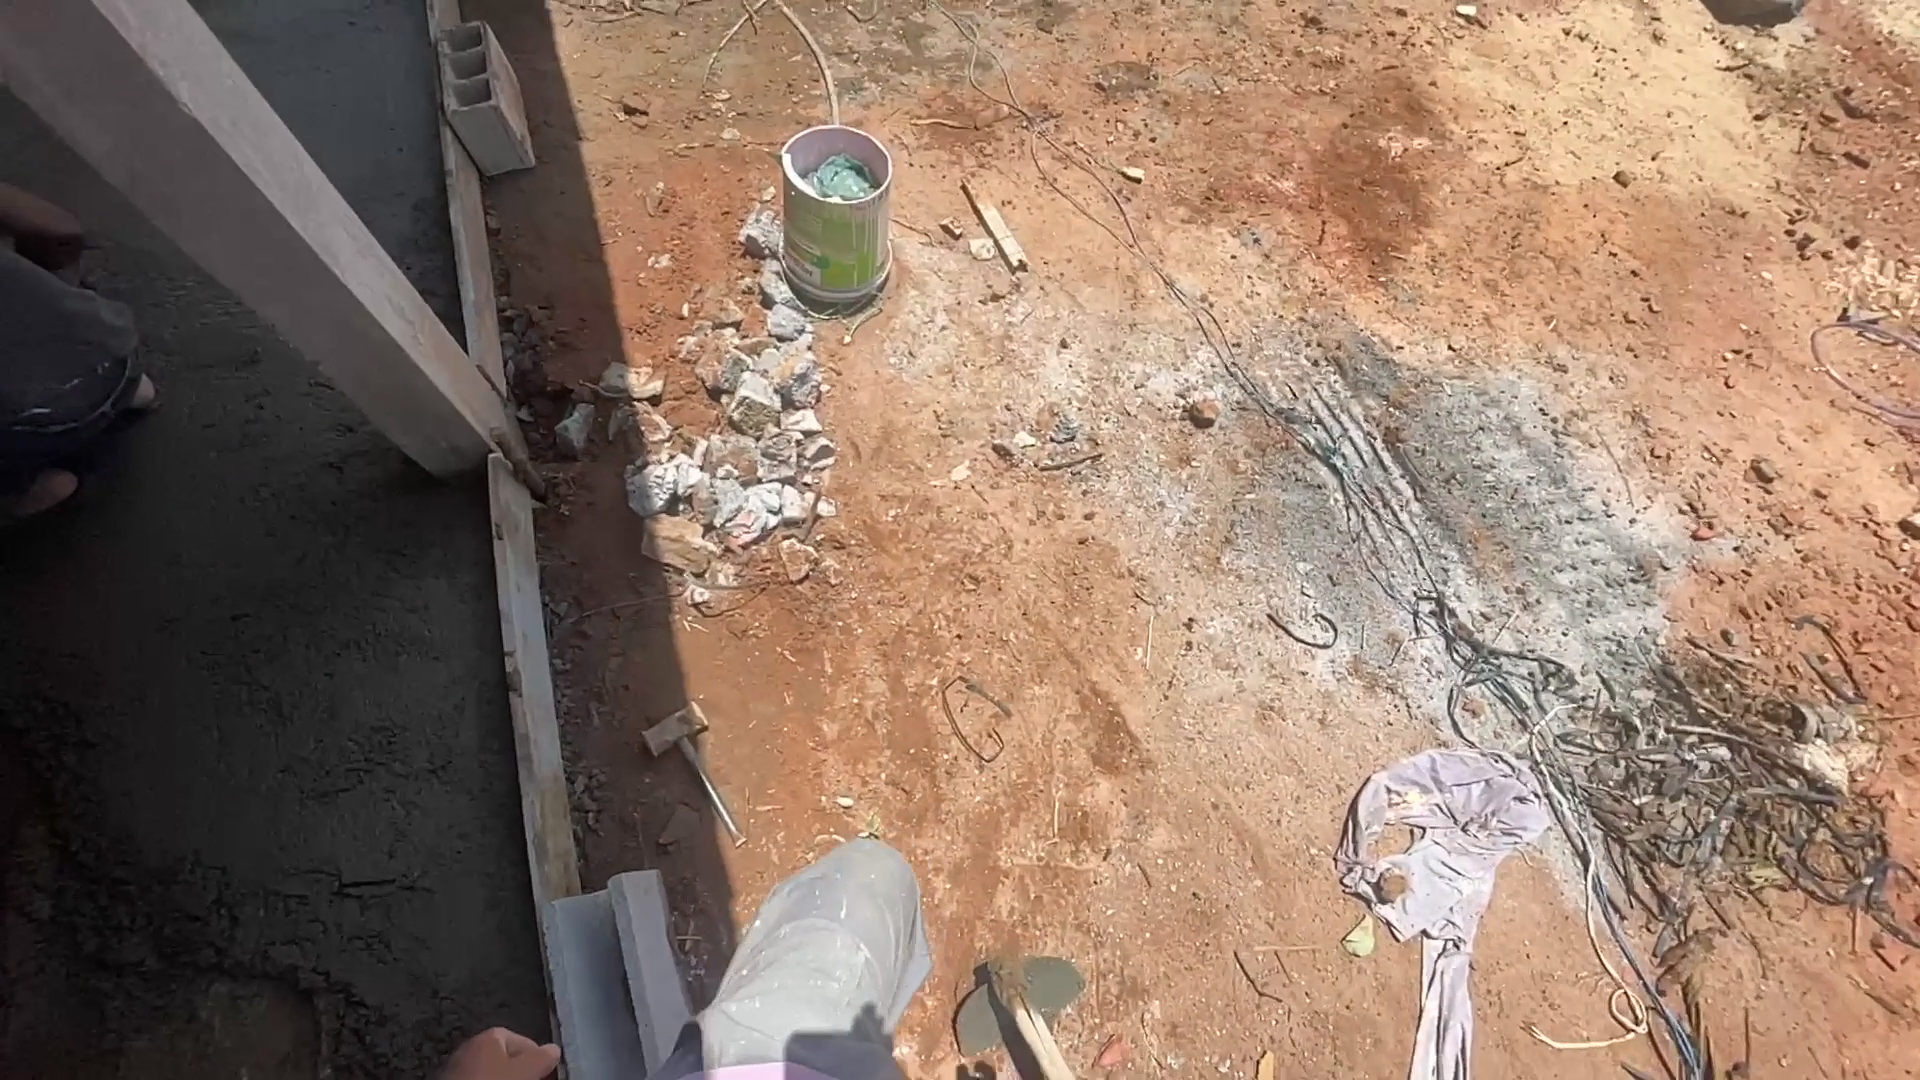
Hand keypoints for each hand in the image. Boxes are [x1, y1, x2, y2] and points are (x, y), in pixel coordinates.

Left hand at [442, 1027, 560, 1079]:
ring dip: (498, 1078)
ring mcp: (453, 1069)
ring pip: (486, 1073)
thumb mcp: (525, 1070)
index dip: (536, 1060)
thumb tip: (554, 1050)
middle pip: (504, 1058)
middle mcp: (470, 1046)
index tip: (541, 1075)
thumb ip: (542, 1057)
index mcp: (490, 1035)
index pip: (524, 1042)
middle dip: (516, 1070)